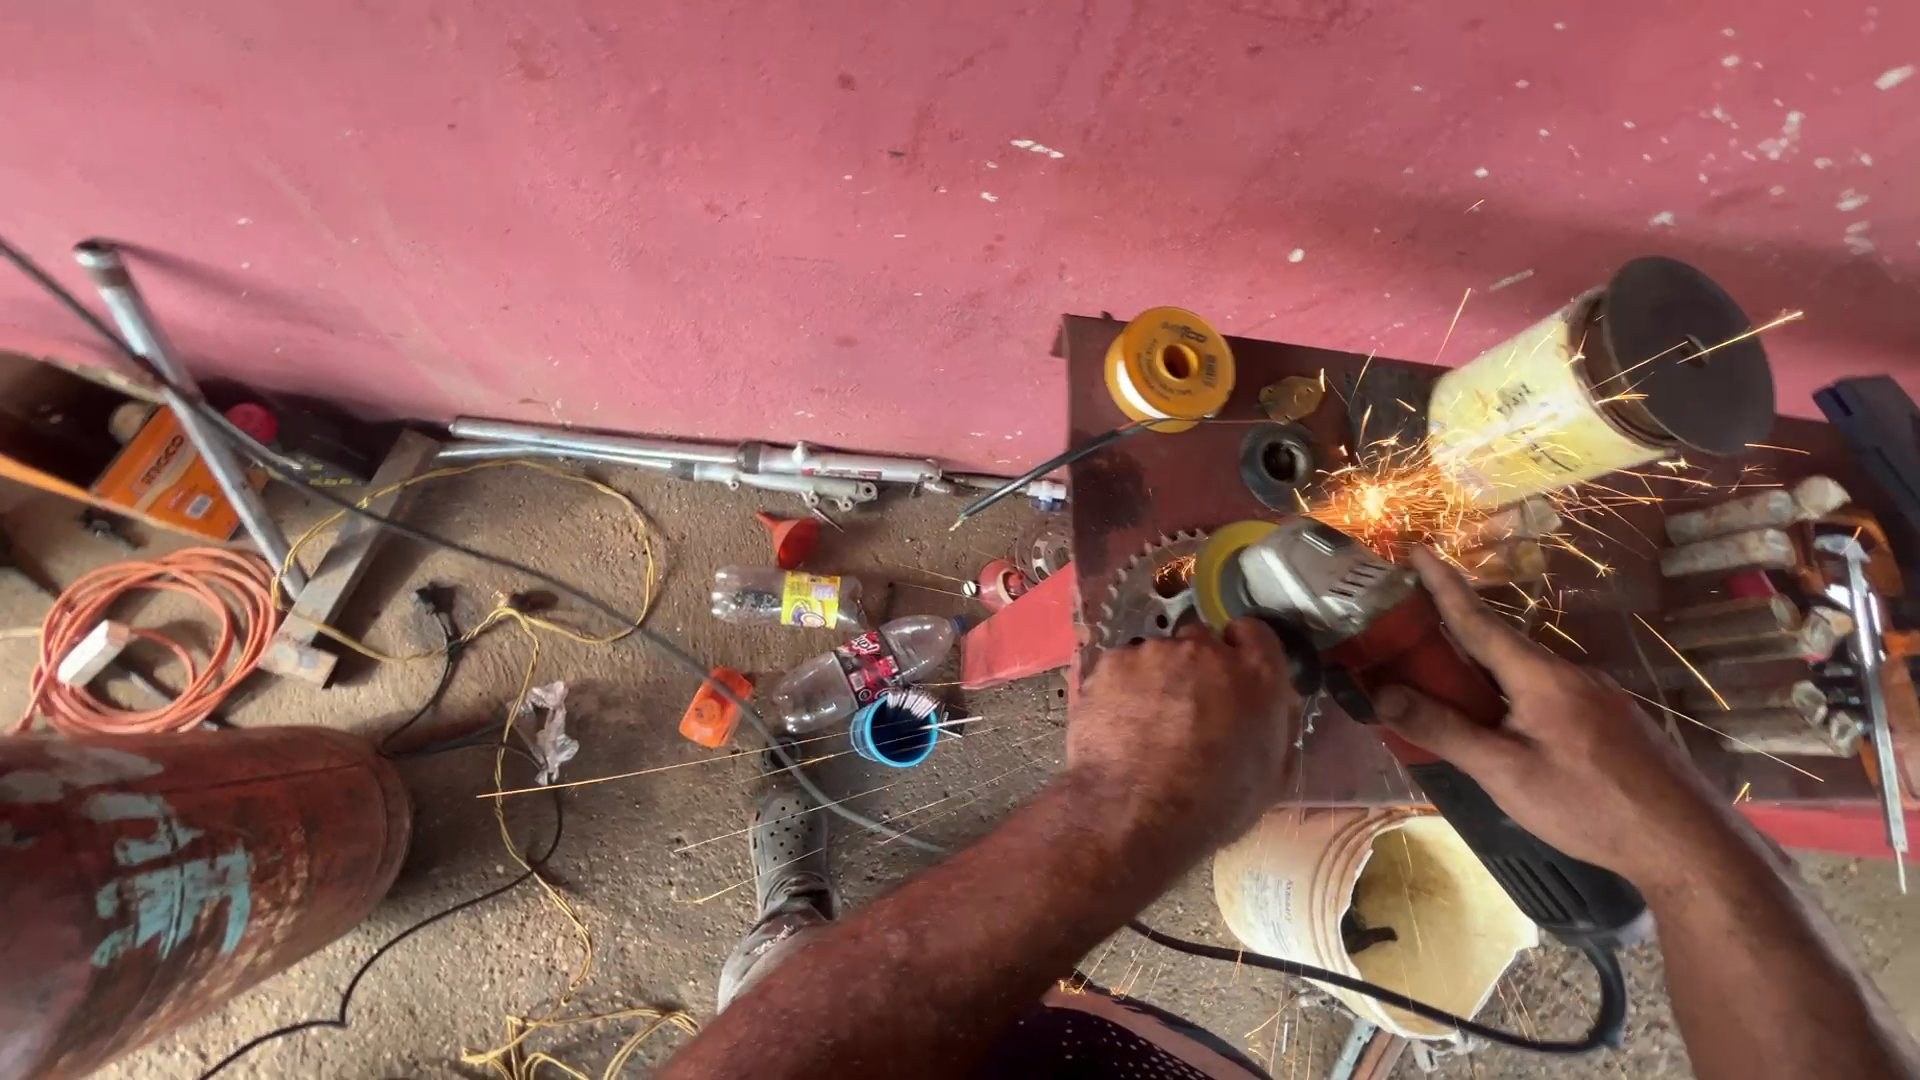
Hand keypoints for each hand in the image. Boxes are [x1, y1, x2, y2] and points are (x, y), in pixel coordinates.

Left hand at [1066, 619, 1298, 851]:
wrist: (1135, 813)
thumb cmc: (1213, 806)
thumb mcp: (1271, 775)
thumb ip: (1274, 724)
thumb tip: (1272, 703)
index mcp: (1257, 676)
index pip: (1255, 633)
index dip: (1242, 649)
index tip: (1232, 669)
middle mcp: (1206, 651)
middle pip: (1201, 642)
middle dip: (1195, 667)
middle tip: (1185, 707)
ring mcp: (1155, 652)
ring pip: (1157, 655)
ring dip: (1155, 678)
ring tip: (1145, 722)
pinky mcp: (1112, 662)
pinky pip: (1121, 667)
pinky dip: (1120, 687)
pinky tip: (1117, 722)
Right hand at [1372, 547, 1744, 893]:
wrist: (1693, 850)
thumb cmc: (1591, 807)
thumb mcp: (1505, 773)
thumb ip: (1442, 730)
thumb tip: (1381, 694)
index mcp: (1541, 677)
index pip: (1478, 620)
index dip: (1442, 585)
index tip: (1417, 550)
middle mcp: (1569, 675)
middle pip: (1496, 643)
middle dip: (1450, 629)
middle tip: (1405, 626)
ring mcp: (1595, 697)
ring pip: (1520, 671)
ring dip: (1477, 668)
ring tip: (1441, 683)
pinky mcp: (1609, 721)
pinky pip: (1542, 691)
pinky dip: (1505, 691)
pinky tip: (1497, 722)